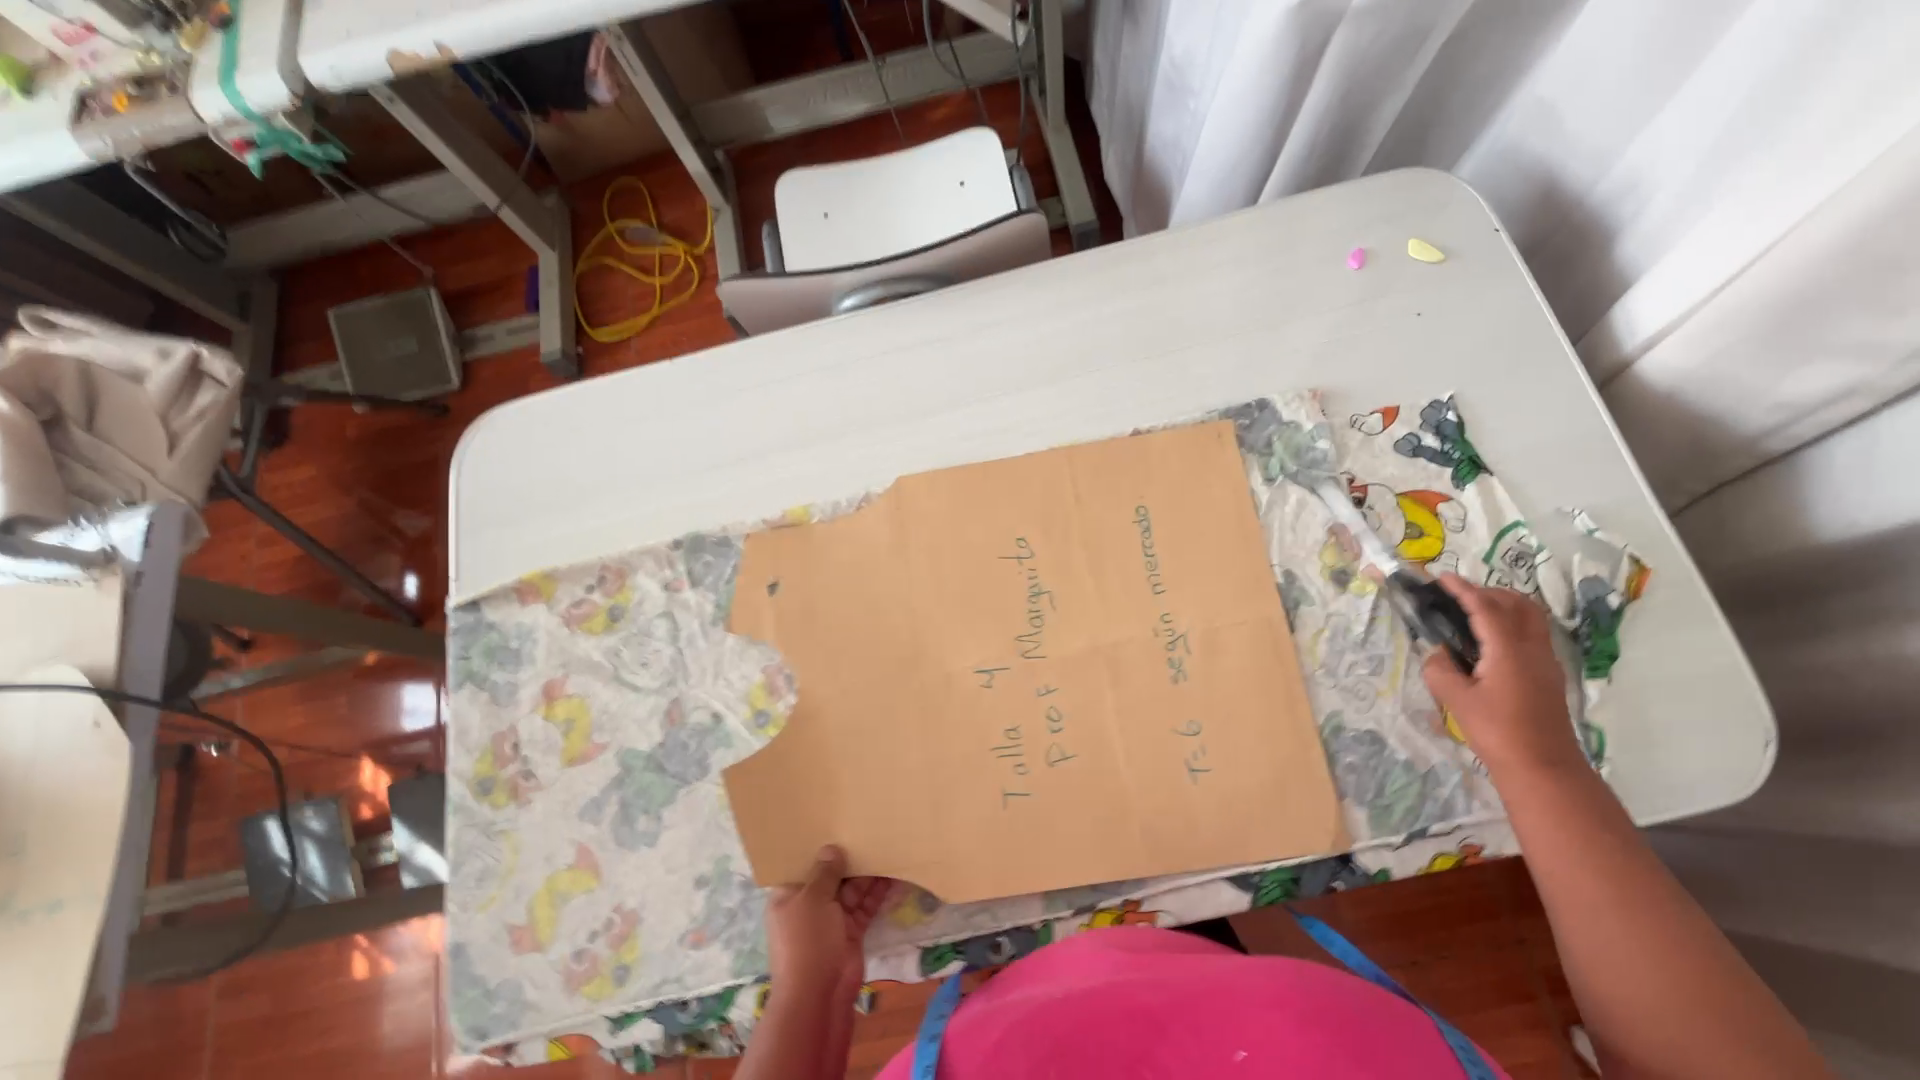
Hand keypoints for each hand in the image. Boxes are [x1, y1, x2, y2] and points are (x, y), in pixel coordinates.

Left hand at [766, 845, 890, 998]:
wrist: (818, 994)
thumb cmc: (806, 941)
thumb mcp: (812, 899)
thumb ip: (825, 872)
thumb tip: (832, 848)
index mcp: (789, 895)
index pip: (803, 866)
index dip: (818, 849)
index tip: (836, 826)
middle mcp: (809, 905)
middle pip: (831, 876)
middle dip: (849, 859)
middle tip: (869, 832)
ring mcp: (831, 919)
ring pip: (851, 890)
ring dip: (867, 874)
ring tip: (886, 847)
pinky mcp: (851, 931)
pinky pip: (865, 906)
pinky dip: (877, 894)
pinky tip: (893, 876)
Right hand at [1421, 574, 1585, 778]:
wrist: (1543, 767)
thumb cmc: (1498, 732)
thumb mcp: (1457, 701)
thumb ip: (1440, 671)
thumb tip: (1437, 653)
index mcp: (1509, 650)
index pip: (1485, 607)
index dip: (1462, 589)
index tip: (1441, 577)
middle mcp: (1532, 648)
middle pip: (1517, 604)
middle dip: (1488, 591)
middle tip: (1457, 596)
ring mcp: (1546, 662)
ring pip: (1531, 618)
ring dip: (1504, 606)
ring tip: (1474, 614)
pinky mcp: (1549, 676)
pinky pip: (1533, 635)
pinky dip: (1512, 625)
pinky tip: (1490, 644)